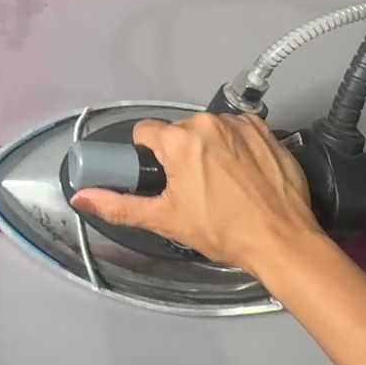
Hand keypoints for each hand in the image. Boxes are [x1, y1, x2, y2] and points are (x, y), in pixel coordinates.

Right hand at [71, 113, 321, 272]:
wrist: (284, 242)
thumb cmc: (224, 231)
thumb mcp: (166, 220)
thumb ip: (120, 205)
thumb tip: (81, 198)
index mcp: (178, 140)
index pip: (145, 132)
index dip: (149, 155)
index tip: (163, 178)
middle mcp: (206, 122)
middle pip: (178, 131)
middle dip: (181, 154)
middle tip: (195, 187)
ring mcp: (238, 123)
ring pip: (208, 129)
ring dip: (210, 148)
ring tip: (224, 182)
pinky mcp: (264, 129)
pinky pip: (237, 129)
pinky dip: (237, 145)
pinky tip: (244, 172)